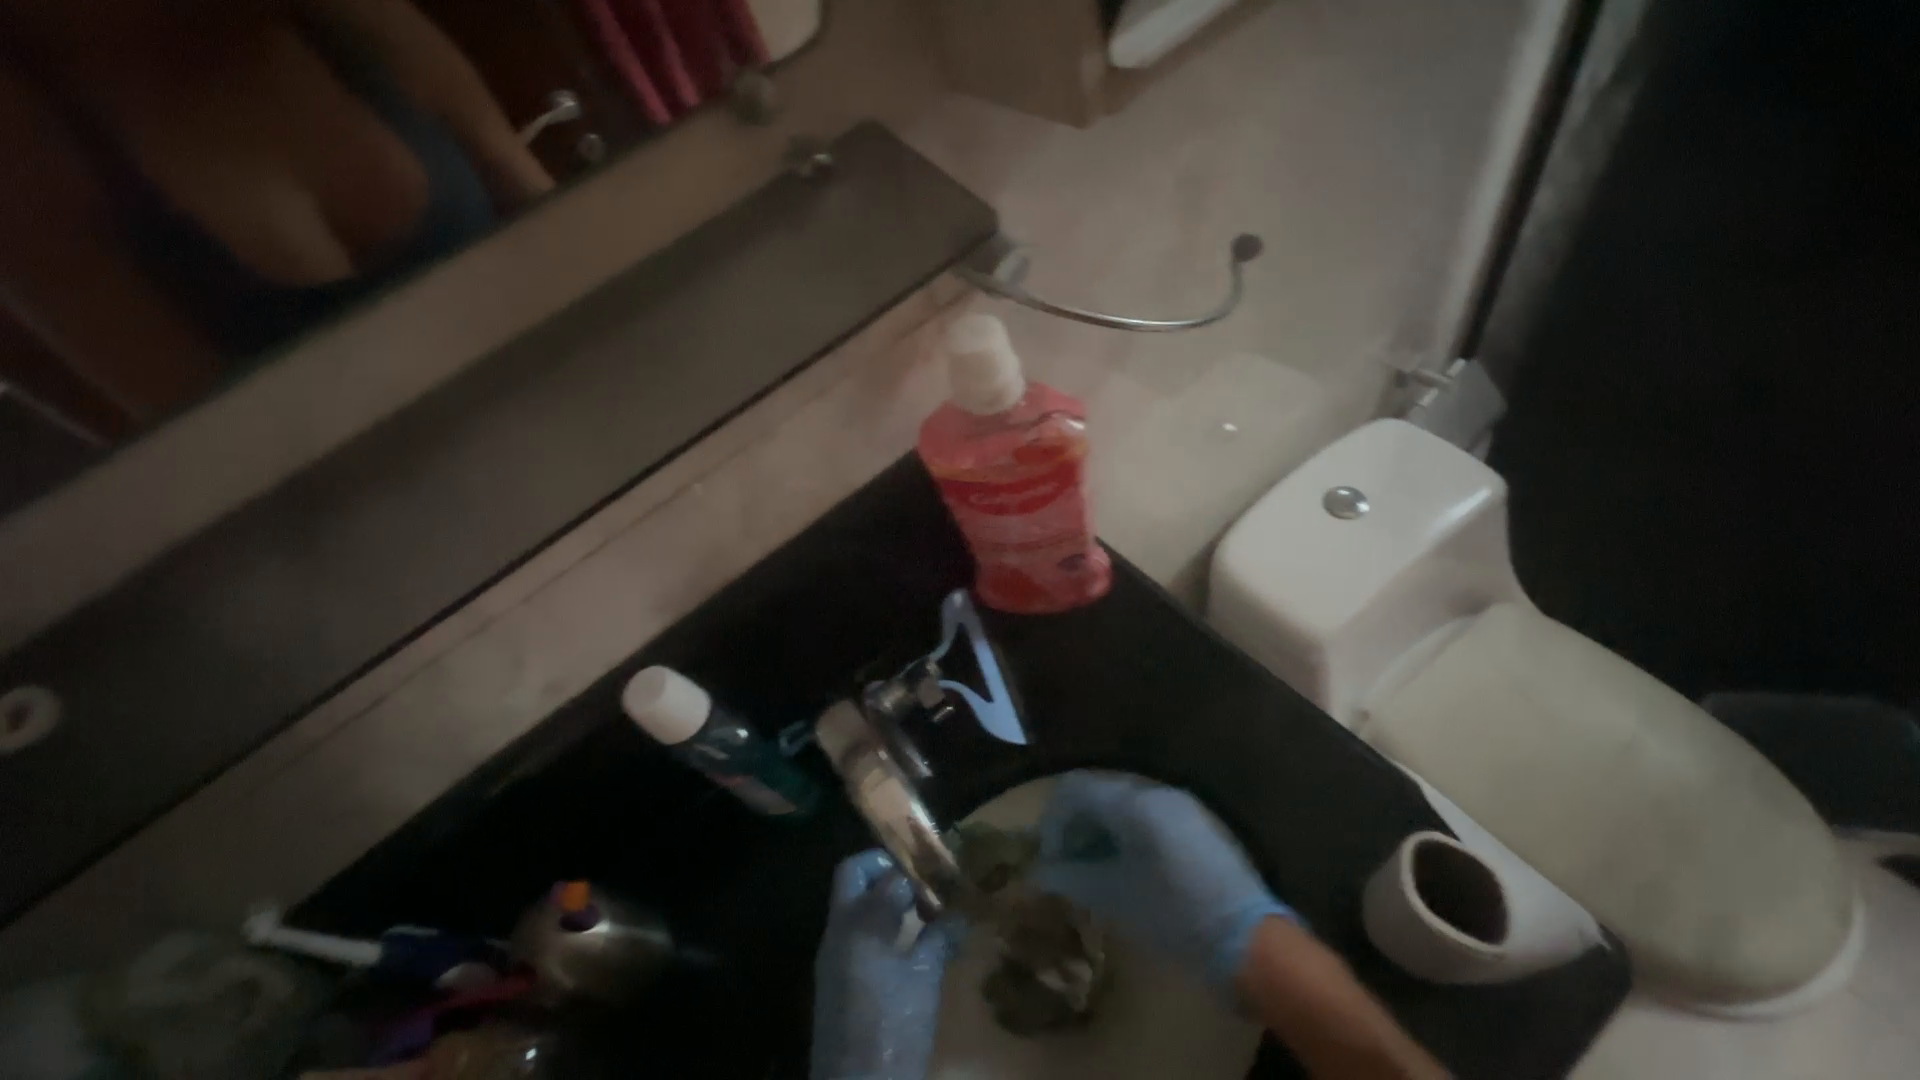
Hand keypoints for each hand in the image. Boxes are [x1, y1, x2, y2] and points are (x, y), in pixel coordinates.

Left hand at [812, 850, 959, 1079]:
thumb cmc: (894, 1028)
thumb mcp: (925, 980)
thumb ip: (940, 939)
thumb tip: (960, 914)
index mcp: (860, 922)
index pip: (888, 875)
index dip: (917, 873)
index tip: (942, 879)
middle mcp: (838, 929)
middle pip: (853, 875)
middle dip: (884, 869)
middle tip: (919, 881)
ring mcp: (830, 953)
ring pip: (849, 902)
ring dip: (879, 897)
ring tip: (919, 911)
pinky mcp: (831, 976)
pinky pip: (850, 931)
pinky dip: (873, 924)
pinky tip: (903, 944)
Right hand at [1030, 772, 1296, 994]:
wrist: (1249, 943)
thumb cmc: (1174, 916)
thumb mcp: (1114, 897)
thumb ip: (1072, 877)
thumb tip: (1041, 872)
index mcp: (1135, 803)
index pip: (1075, 791)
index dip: (1052, 822)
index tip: (1047, 859)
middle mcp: (1157, 793)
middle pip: (1100, 794)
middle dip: (1075, 826)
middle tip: (1065, 866)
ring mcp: (1181, 808)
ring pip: (1123, 806)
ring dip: (1100, 832)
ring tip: (1091, 872)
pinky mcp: (1195, 827)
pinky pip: (1147, 818)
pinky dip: (1124, 836)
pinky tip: (1122, 870)